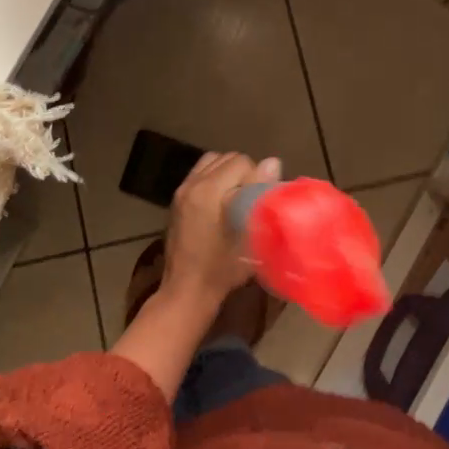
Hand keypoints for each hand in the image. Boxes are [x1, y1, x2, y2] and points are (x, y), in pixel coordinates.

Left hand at [163, 152, 281, 307]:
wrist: (187, 290)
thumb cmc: (222, 268)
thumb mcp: (249, 237)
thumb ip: (259, 196)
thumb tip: (272, 162)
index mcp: (208, 191)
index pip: (241, 162)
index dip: (256, 177)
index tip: (261, 198)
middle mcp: (192, 184)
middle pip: (226, 158)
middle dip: (243, 173)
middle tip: (251, 198)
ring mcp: (181, 190)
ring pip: (211, 163)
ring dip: (227, 173)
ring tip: (236, 198)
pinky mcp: (176, 199)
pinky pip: (199, 174)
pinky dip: (213, 179)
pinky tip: (220, 203)